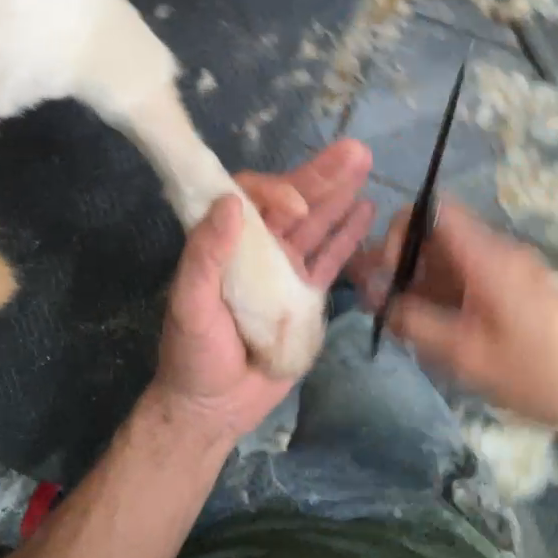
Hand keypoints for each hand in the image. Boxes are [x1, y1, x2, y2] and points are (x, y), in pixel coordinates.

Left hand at [147, 141, 375, 446]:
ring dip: (339, 197)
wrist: (214, 406)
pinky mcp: (305, 296)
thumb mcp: (190, 302)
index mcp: (224, 240)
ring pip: (315, 225)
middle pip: (292, 202)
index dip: (275, 191)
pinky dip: (347, 236)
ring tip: (366, 166)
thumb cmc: (193, 353)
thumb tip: (231, 203)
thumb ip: (206, 253)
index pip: (251, 197)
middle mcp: (256, 247)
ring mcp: (283, 270)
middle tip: (356, 151)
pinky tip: (367, 211)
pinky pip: (328, 259)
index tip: (294, 203)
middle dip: (321, 176)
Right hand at [350, 203, 557, 440]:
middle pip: (438, 232)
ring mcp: (513, 268)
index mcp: (487, 256)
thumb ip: (413, 321)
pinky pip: (470, 272)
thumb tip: (374, 296)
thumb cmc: (535, 376)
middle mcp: (500, 250)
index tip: (389, 272)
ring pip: (451, 255)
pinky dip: (445, 291)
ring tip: (408, 321)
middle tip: (387, 302)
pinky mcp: (521, 287)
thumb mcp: (464, 355)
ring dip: (423, 279)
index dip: (400, 231)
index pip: (431, 208)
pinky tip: (441, 328)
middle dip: (404, 261)